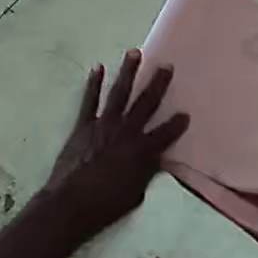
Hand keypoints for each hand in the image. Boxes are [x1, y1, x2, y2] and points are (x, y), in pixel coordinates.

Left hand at [38, 50, 189, 242]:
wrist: (72, 203)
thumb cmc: (106, 205)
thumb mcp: (136, 193)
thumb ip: (146, 172)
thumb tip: (157, 160)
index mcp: (142, 152)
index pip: (165, 134)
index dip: (176, 125)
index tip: (186, 113)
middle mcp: (126, 132)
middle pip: (145, 104)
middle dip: (157, 84)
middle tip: (166, 66)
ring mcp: (104, 125)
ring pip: (120, 93)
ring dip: (128, 72)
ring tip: (135, 53)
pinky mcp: (84, 124)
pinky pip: (90, 100)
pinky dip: (94, 83)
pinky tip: (98, 67)